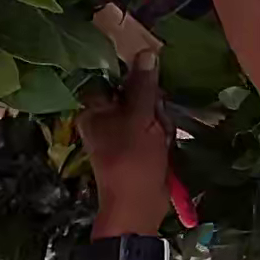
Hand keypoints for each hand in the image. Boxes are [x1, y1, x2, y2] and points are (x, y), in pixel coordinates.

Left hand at [76, 50, 169, 238]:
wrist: (139, 207)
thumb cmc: (132, 161)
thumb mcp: (140, 119)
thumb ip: (143, 86)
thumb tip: (147, 52)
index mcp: (94, 109)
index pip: (113, 76)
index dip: (134, 72)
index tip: (153, 70)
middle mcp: (105, 116)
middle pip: (135, 91)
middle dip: (153, 102)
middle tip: (156, 118)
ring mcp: (123, 130)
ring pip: (149, 108)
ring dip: (160, 119)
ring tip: (161, 135)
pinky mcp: (139, 142)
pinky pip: (154, 125)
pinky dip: (162, 132)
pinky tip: (164, 142)